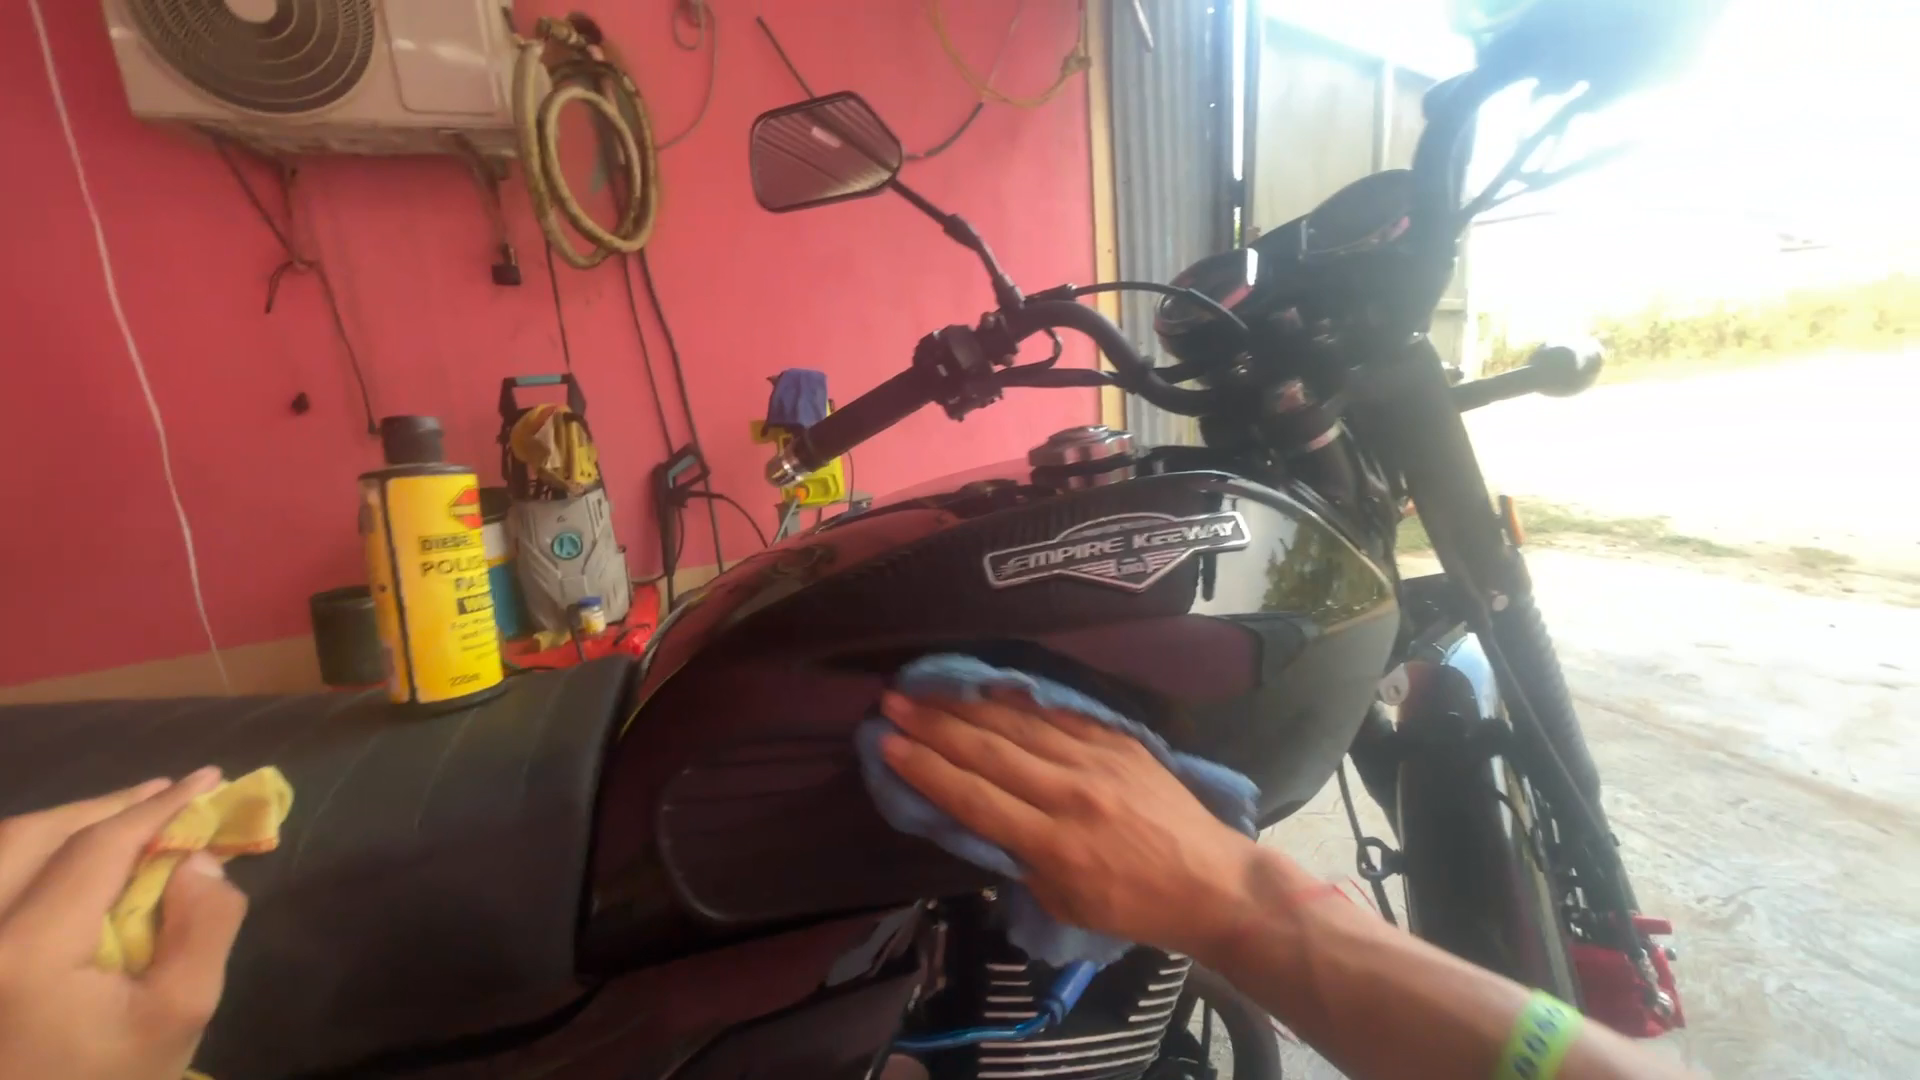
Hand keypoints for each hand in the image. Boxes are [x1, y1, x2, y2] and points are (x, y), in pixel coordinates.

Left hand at [0, 769, 247, 1079]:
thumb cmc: (108, 1077)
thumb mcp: (182, 1008)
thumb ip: (206, 924)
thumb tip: (200, 859)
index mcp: (24, 954)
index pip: (97, 849)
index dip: (159, 806)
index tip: (210, 780)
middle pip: (25, 839)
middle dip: (105, 806)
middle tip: (168, 794)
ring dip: (64, 828)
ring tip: (126, 821)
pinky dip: (29, 860)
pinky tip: (71, 863)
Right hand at [880, 691, 1310, 960]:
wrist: (1211, 881)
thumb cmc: (1133, 906)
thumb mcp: (1064, 902)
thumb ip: (1017, 858)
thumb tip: (976, 819)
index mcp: (1054, 844)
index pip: (973, 798)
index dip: (926, 770)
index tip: (888, 745)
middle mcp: (1069, 793)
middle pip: (988, 751)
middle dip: (933, 726)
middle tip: (892, 703)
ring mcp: (1095, 759)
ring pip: (1018, 723)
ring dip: (966, 705)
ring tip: (927, 687)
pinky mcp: (1116, 739)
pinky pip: (1058, 713)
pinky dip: (1019, 698)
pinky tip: (989, 682)